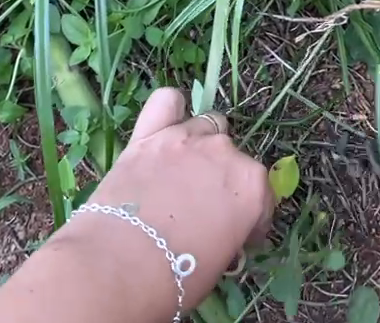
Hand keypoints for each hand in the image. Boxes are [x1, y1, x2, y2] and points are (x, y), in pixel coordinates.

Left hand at [0, 88, 272, 322]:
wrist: (116, 269)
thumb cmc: (175, 278)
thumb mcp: (219, 263)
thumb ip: (229, 230)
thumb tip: (220, 228)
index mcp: (251, 186)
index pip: (263, 195)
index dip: (251, 217)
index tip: (238, 234)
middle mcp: (226, 152)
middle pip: (233, 157)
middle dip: (222, 180)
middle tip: (201, 210)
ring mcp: (187, 137)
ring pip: (207, 125)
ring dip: (201, 146)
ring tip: (182, 174)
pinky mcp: (151, 133)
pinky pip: (167, 102)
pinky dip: (170, 110)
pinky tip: (165, 128)